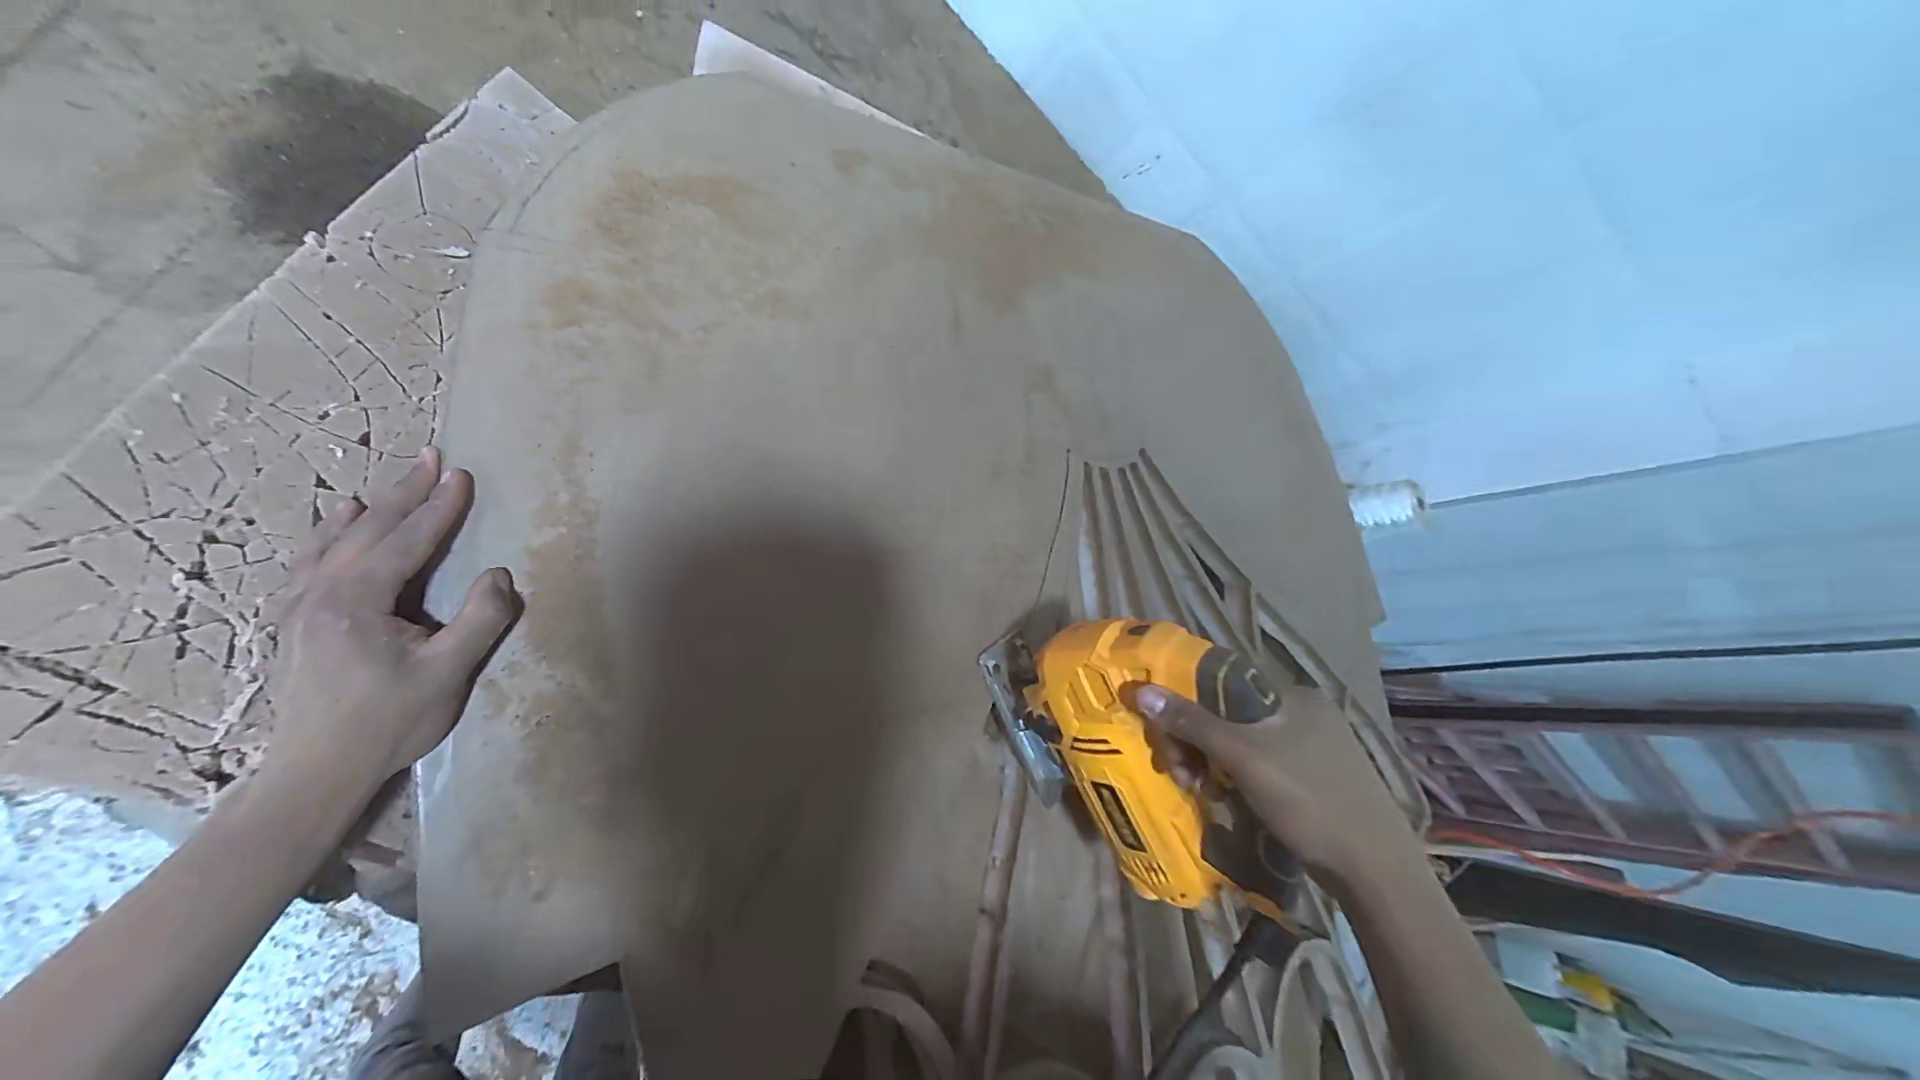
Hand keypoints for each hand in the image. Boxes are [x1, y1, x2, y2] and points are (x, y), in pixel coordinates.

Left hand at [269, 448, 518, 796]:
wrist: (315, 771)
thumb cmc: (388, 721)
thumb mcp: (448, 673)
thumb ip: (480, 620)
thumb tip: (498, 574)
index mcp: (355, 600)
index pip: (406, 540)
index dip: (439, 507)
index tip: (462, 475)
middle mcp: (319, 593)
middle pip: (367, 529)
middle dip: (403, 492)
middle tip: (429, 456)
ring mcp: (298, 608)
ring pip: (332, 543)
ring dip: (365, 511)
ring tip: (378, 487)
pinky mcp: (292, 624)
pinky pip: (307, 565)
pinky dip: (324, 539)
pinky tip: (330, 531)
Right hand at [1130, 682, 1422, 887]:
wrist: (1375, 871)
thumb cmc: (1308, 801)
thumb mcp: (1243, 757)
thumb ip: (1192, 722)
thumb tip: (1142, 690)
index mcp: (1292, 694)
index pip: (1222, 685)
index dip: (1186, 706)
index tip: (1168, 738)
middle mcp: (1303, 712)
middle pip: (1228, 715)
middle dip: (1196, 743)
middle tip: (1181, 773)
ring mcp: (1311, 746)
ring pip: (1240, 743)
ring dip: (1211, 764)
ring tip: (1200, 790)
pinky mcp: (1313, 777)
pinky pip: (1258, 764)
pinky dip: (1234, 778)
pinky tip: (1225, 798)